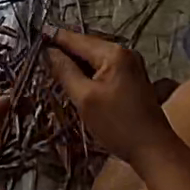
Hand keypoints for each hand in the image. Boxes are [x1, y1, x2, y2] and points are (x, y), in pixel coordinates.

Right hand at [44, 29, 174, 166]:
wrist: (154, 150)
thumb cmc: (118, 125)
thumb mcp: (85, 99)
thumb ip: (64, 71)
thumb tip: (48, 52)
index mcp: (113, 53)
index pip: (76, 39)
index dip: (54, 38)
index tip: (35, 39)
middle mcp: (124, 51)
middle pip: (86, 46)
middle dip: (65, 51)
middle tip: (41, 59)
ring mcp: (131, 64)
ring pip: (94, 57)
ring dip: (76, 62)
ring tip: (54, 69)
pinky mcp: (133, 77)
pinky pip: (104, 66)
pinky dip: (89, 71)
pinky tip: (77, 80)